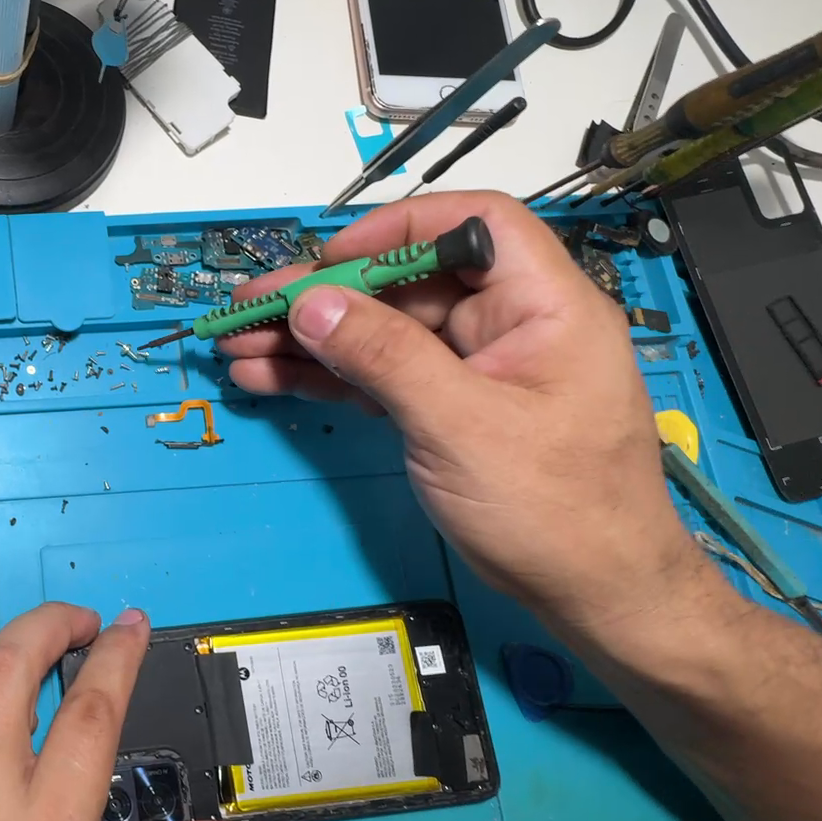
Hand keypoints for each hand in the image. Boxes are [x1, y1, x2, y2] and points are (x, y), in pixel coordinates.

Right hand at [219, 191, 708, 633]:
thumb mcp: (461, 424)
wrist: (585, 594)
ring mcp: (460, 368)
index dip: (399, 228)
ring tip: (236, 346)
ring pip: (373, 332)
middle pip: (401, 284)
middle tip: (248, 308)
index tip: (331, 259)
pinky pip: (368, 375)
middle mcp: (497, 325)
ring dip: (304, 338)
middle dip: (321, 295)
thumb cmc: (549, 505)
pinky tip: (264, 377)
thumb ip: (385, 357)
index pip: (474, 226)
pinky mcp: (432, 406)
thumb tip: (310, 304)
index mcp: (539, 305)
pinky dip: (318, 376)